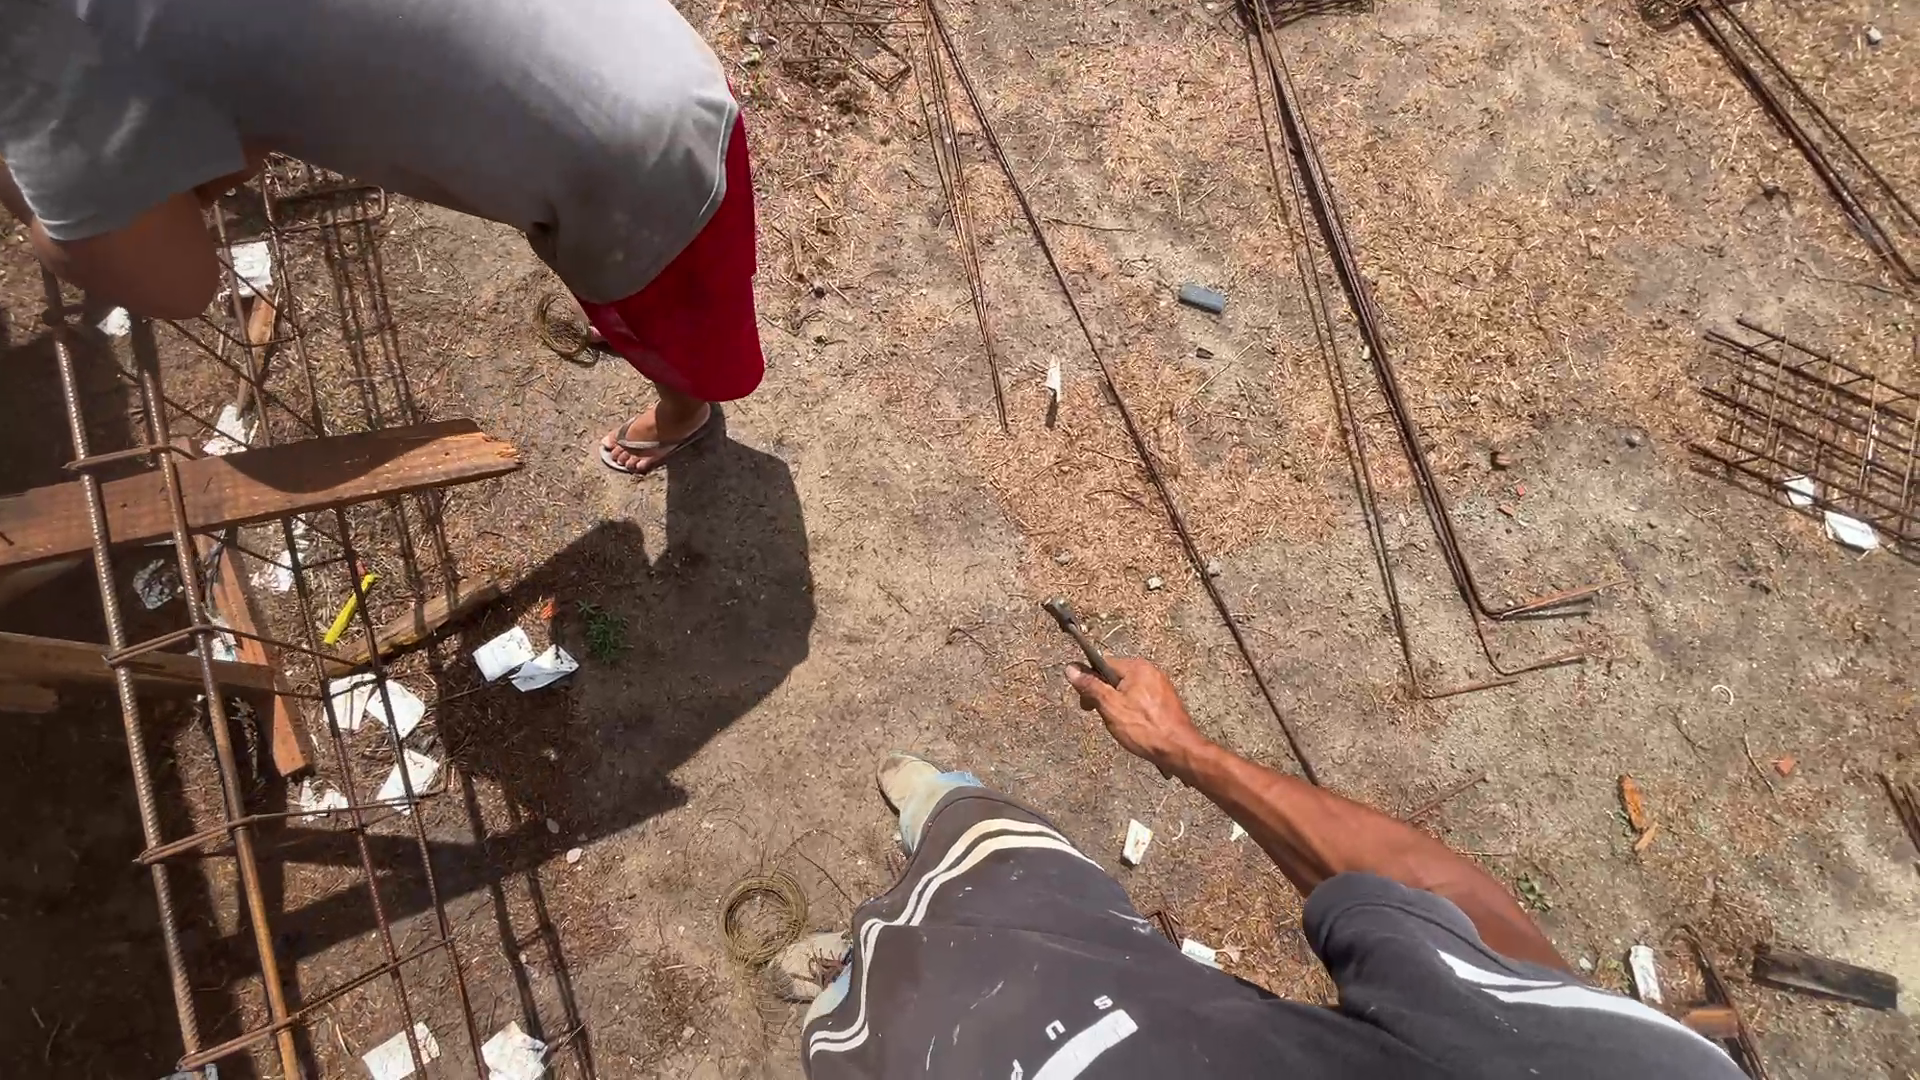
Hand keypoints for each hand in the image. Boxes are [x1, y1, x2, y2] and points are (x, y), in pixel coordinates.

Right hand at [1066, 657, 1209, 770]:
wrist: (1179, 750)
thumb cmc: (1145, 728)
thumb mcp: (1110, 706)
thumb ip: (1090, 686)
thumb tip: (1071, 669)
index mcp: (1137, 667)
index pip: (1103, 665)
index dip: (1090, 683)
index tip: (1087, 703)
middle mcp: (1151, 672)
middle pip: (1116, 678)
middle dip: (1105, 697)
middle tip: (1103, 717)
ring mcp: (1161, 687)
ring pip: (1128, 691)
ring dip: (1119, 706)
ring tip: (1122, 725)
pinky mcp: (1166, 702)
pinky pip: (1141, 701)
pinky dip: (1133, 712)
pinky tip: (1135, 728)